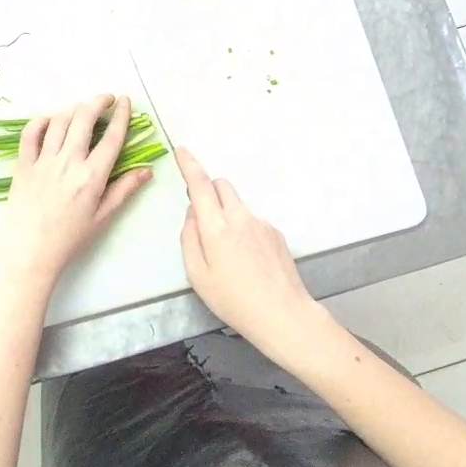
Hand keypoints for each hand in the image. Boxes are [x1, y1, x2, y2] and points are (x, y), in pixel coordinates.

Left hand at [0, 95, 152, 288]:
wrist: (29, 253)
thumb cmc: (68, 240)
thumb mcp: (102, 218)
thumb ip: (124, 190)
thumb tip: (147, 171)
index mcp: (92, 177)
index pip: (111, 137)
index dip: (121, 115)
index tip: (124, 102)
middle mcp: (68, 163)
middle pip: (84, 119)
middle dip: (97, 103)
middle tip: (105, 99)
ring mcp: (43, 161)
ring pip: (60, 121)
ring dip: (74, 109)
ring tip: (82, 109)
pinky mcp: (23, 165)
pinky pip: (31, 134)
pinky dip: (42, 121)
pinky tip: (51, 120)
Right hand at [177, 148, 330, 359]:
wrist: (283, 315)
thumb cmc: (234, 301)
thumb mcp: (197, 275)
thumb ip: (189, 239)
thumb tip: (193, 214)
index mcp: (216, 227)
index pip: (200, 185)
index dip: (189, 165)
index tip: (182, 151)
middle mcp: (240, 217)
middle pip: (222, 187)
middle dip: (208, 191)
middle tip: (201, 216)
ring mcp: (262, 224)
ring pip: (238, 206)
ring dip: (227, 214)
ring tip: (228, 254)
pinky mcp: (276, 234)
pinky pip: (253, 222)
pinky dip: (243, 231)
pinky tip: (248, 262)